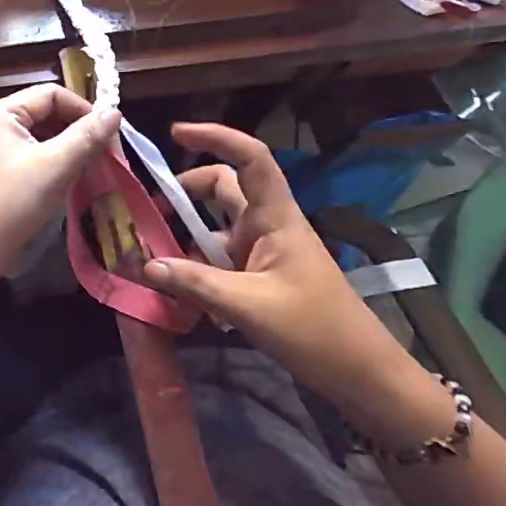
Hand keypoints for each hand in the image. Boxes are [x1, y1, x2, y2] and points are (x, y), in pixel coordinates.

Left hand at [0, 85, 120, 274]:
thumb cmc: (15, 202)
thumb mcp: (56, 165)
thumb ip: (87, 135)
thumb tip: (115, 112)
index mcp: (1, 113)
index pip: (51, 94)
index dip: (83, 109)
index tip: (109, 132)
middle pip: (48, 112)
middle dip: (79, 129)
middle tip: (107, 151)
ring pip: (45, 134)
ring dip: (72, 146)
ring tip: (95, 164)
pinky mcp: (3, 168)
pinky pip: (37, 153)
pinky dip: (59, 160)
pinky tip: (76, 176)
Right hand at [141, 123, 453, 448]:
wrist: (359, 371)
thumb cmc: (313, 329)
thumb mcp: (247, 306)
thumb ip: (194, 283)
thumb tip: (146, 265)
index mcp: (275, 216)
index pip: (250, 158)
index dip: (216, 137)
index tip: (176, 134)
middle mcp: (268, 223)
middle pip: (224, 187)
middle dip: (186, 191)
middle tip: (150, 212)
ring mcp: (265, 249)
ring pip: (218, 225)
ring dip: (188, 235)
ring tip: (153, 257)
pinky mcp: (262, 274)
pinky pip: (222, 257)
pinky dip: (199, 264)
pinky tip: (180, 290)